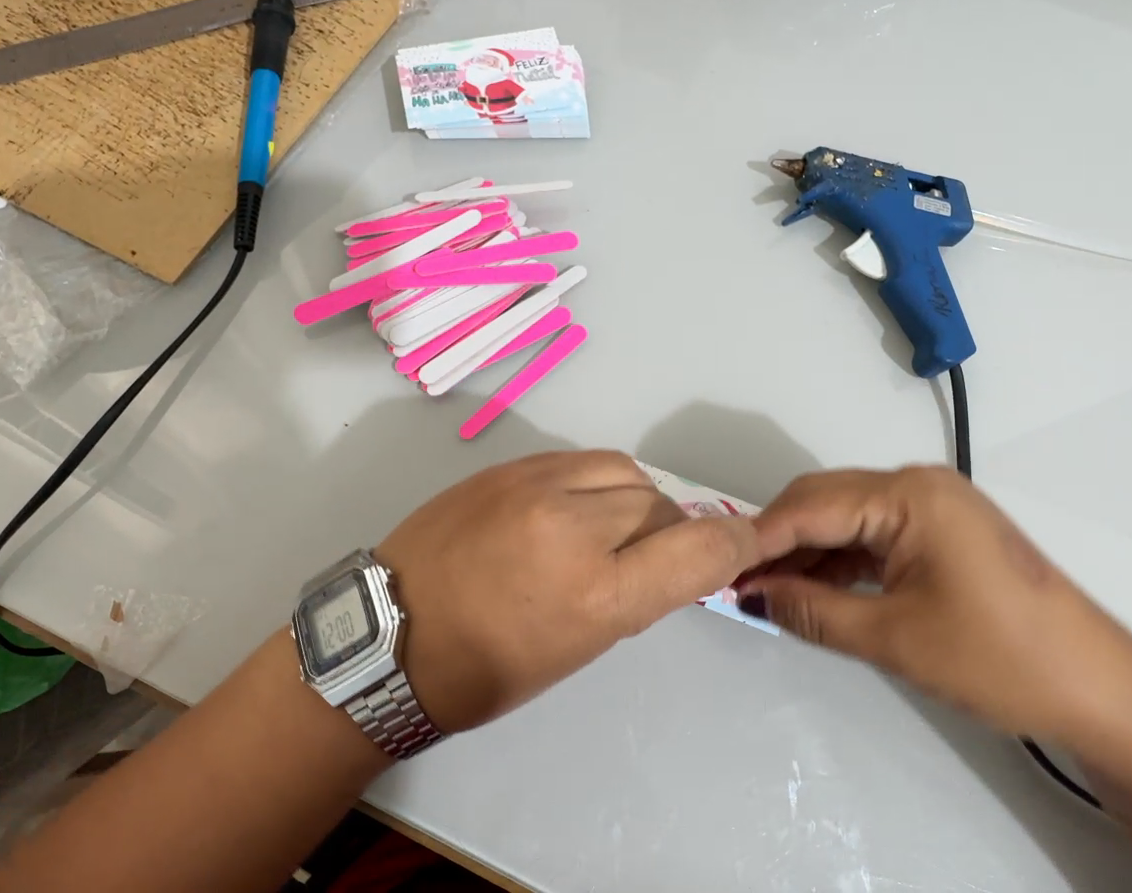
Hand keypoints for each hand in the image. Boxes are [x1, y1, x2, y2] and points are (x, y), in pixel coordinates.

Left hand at [375, 451, 759, 734]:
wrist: (391, 634)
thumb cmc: (484, 669)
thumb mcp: (576, 649)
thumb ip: (631, 594)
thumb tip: (667, 557)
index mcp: (596, 595)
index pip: (699, 550)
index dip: (734, 545)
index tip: (740, 545)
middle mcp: (572, 528)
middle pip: (662, 505)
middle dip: (670, 531)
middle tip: (646, 557)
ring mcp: (535, 487)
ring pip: (624, 471)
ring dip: (632, 500)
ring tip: (608, 528)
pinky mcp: (507, 467)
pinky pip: (578, 462)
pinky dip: (592, 484)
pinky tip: (570, 510)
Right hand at [739, 466, 1131, 738]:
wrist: (1101, 692)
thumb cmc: (999, 659)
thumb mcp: (892, 638)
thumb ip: (811, 609)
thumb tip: (749, 594)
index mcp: (909, 495)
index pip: (810, 505)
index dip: (758, 538)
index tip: (713, 566)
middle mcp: (917, 485)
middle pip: (823, 500)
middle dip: (777, 540)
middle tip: (734, 581)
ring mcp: (932, 506)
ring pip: (844, 518)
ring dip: (805, 552)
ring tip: (764, 590)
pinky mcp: (940, 532)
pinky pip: (871, 535)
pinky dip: (838, 560)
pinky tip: (811, 588)